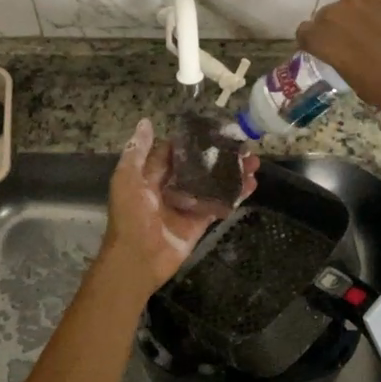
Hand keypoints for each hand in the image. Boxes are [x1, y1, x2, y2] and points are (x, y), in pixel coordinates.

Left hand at [98, 118, 257, 292]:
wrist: (137, 260)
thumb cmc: (130, 216)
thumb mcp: (127, 179)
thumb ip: (137, 151)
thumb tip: (146, 121)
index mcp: (151, 175)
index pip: (174, 152)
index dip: (192, 140)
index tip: (215, 128)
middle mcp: (171, 187)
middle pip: (198, 167)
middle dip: (218, 156)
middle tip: (242, 145)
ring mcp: (187, 205)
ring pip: (213, 184)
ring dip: (232, 173)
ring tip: (253, 161)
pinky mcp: (199, 222)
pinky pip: (219, 205)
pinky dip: (235, 195)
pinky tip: (252, 184)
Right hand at [298, 0, 380, 132]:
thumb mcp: (355, 82)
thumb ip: (343, 59)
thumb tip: (348, 51)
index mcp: (322, 40)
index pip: (306, 31)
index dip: (318, 37)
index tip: (333, 44)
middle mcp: (335, 12)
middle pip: (330, 12)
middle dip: (343, 22)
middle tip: (364, 36)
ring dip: (363, 5)